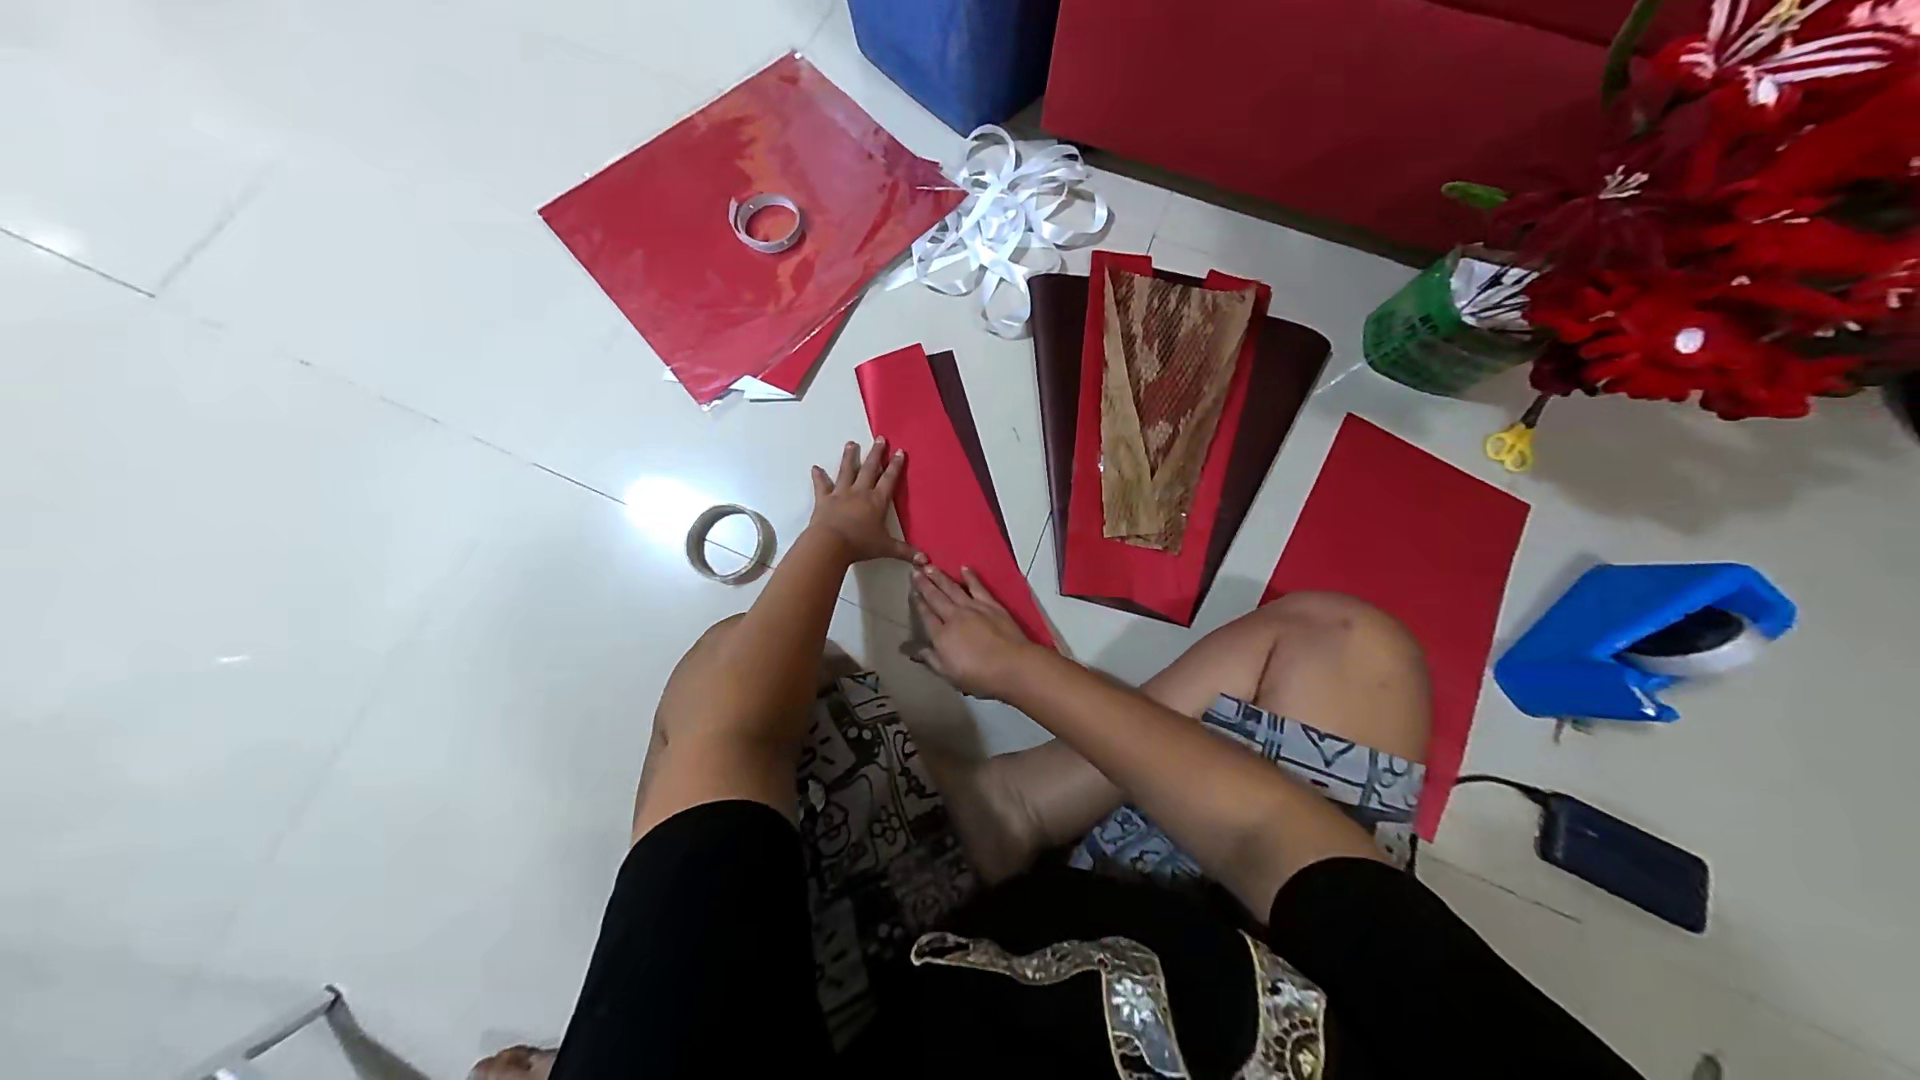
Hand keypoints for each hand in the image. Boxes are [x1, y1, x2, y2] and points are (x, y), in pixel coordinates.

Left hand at [808, 439, 922, 564]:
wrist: (830, 544)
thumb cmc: (860, 544)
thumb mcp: (886, 548)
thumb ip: (906, 552)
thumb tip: (926, 560)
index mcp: (877, 501)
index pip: (889, 479)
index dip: (895, 465)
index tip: (899, 451)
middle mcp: (860, 492)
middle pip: (869, 469)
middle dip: (876, 453)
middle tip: (879, 438)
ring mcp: (841, 494)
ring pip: (846, 471)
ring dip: (849, 457)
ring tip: (851, 444)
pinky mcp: (824, 500)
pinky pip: (822, 485)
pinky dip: (819, 477)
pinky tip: (815, 468)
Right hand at [911, 565, 1040, 699]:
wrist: (1011, 665)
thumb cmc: (978, 675)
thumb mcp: (947, 673)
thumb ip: (929, 658)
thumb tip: (908, 648)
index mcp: (941, 635)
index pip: (925, 615)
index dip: (918, 603)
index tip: (912, 592)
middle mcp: (954, 616)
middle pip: (936, 597)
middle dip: (924, 584)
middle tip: (915, 571)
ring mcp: (973, 608)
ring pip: (952, 588)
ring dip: (940, 577)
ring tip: (930, 566)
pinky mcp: (991, 605)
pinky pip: (977, 587)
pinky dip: (970, 577)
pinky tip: (964, 568)